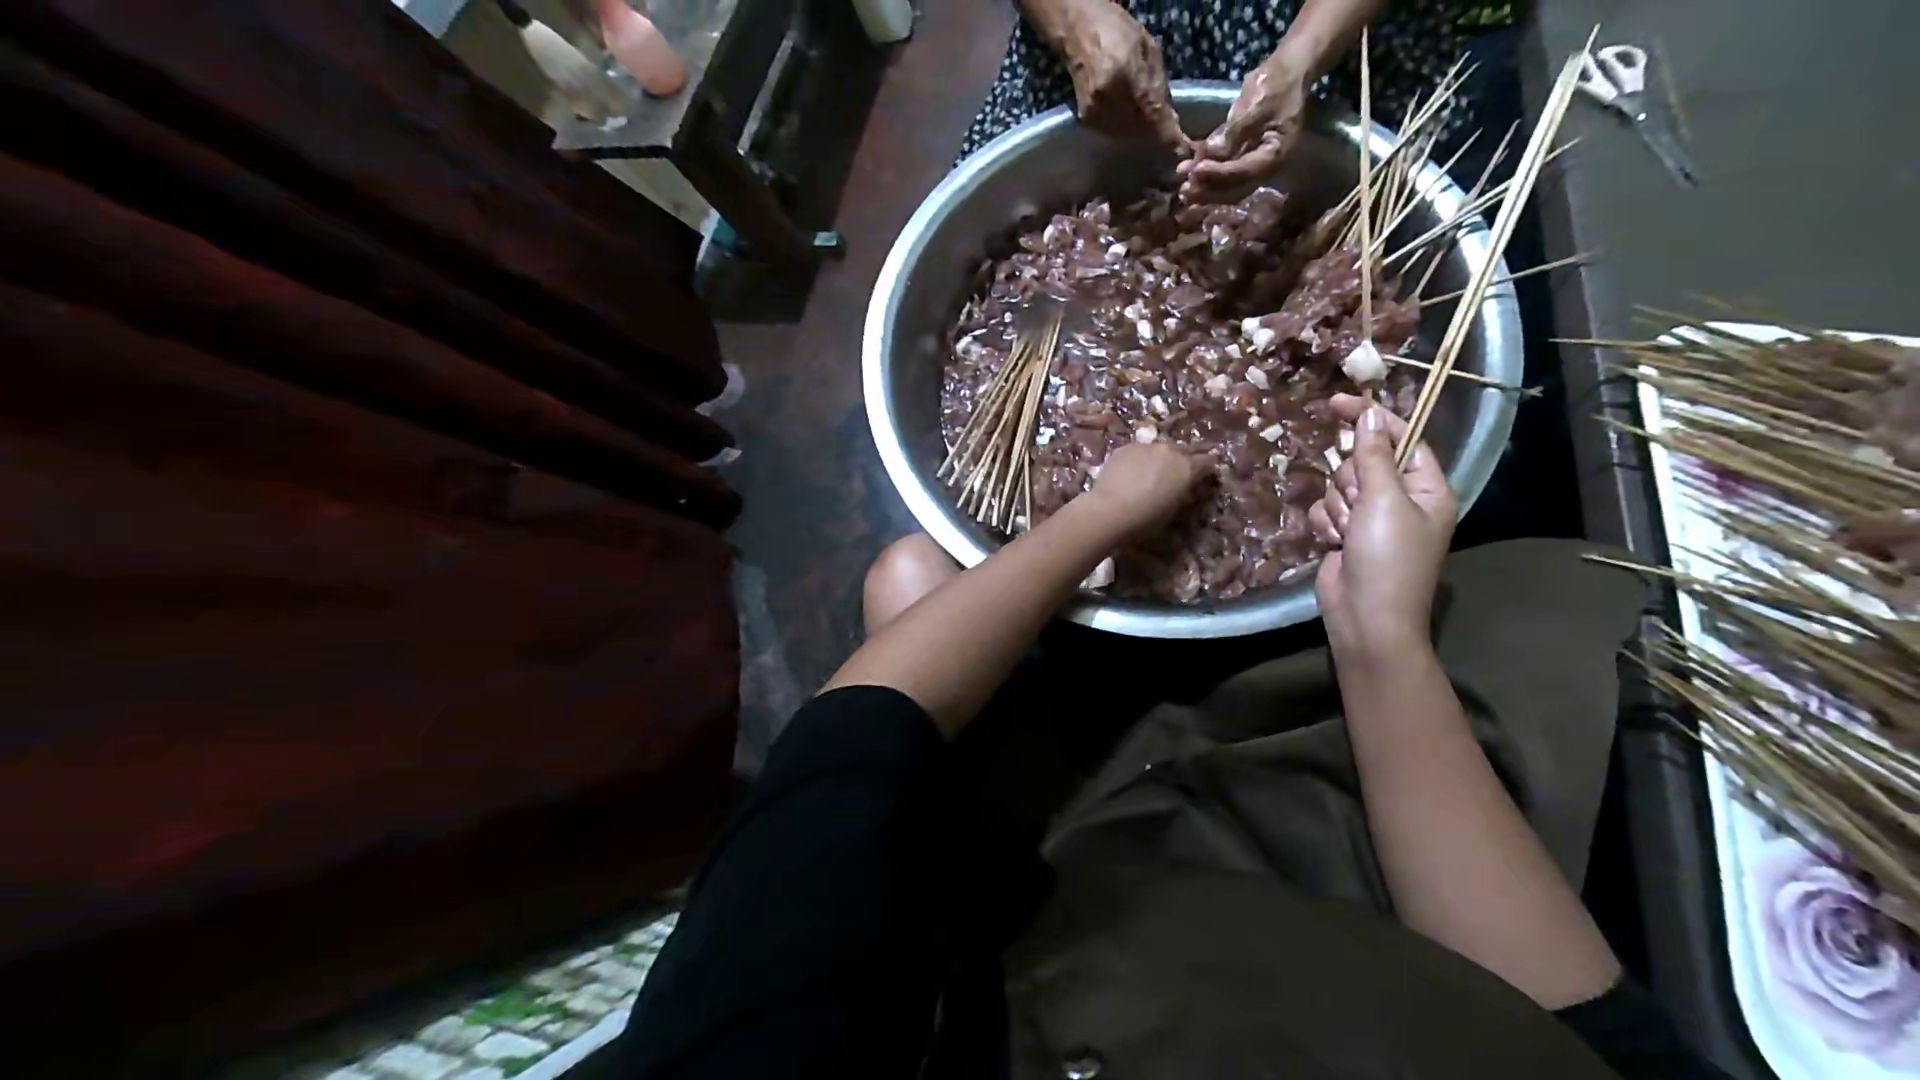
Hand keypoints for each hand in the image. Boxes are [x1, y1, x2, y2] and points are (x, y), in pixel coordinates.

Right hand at [1047, 0, 1188, 154]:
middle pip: (1141, 129)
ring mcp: (1095, 112)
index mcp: (1128, 73)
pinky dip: (1123, 126)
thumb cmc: (1117, 33)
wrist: (1080, 32)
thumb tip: (1172, 121)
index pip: (1153, 113)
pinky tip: (1124, 110)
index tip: (1182, 150)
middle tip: (1161, 121)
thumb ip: (1159, 87)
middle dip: (1154, 128)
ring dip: (1138, 128)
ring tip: (1138, 108)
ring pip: (1127, 134)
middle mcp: (1109, 98)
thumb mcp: (1148, 51)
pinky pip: (1113, 132)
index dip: (1169, 136)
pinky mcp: (1087, 120)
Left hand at [1084, 442, 1208, 537]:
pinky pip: (1138, 451)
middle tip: (1175, 474)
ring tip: (1150, 472)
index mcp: (1187, 467)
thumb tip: (1181, 487)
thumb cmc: (1146, 518)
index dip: (1206, 468)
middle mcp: (1170, 451)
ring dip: (1159, 458)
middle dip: (1183, 460)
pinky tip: (1129, 473)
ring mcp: (1146, 446)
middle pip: (1183, 450)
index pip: (1207, 461)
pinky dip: (1138, 459)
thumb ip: (1181, 492)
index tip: (1203, 475)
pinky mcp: (1125, 447)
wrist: (1109, 510)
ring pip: (1159, 449)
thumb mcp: (1173, 509)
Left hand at [1178, 51, 1309, 202]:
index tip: (1196, 171)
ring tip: (1182, 188)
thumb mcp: (1255, 106)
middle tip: (1184, 190)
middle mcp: (1265, 167)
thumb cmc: (1275, 85)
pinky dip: (1206, 178)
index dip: (1218, 174)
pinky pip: (1223, 176)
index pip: (1244, 172)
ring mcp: (1254, 165)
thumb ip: (1232, 134)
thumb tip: (1210, 154)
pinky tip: (1188, 174)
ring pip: (1227, 188)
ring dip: (1204, 189)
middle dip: (1208, 191)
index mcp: (1275, 154)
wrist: (1286, 72)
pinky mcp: (1243, 159)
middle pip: (1235, 189)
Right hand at [1311, 394, 1456, 654]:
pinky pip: (1325, 510)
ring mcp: (1370, 518)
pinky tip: (1334, 543)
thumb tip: (1369, 413)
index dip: (1371, 419)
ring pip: (1338, 486)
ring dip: (1337, 507)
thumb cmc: (1388, 557)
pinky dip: (1325, 524)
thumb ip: (1373, 455)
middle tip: (1359, 505)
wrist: (1366, 615)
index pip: (1401, 438)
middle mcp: (1400, 498)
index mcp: (1426, 487)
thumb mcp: (1384, 500)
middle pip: (1362, 462)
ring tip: (1348, 533)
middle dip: (1351, 481)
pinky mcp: (1344, 534)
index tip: (1337, 404)